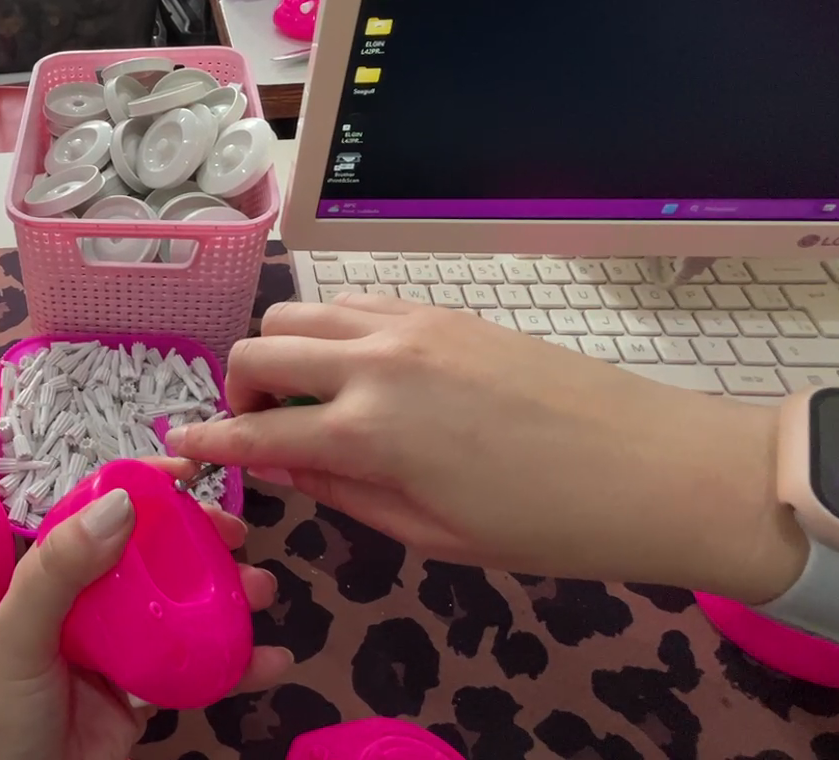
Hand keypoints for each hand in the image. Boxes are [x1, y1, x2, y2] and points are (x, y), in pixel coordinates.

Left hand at [0, 458, 292, 759]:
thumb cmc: (4, 709)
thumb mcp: (21, 632)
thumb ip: (62, 568)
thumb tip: (124, 502)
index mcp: (58, 571)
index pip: (103, 511)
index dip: (143, 484)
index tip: (189, 470)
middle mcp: (93, 598)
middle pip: (153, 553)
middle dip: (198, 536)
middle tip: (240, 533)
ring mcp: (123, 646)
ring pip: (182, 605)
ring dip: (226, 593)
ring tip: (265, 590)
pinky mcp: (146, 695)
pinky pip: (197, 669)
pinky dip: (235, 663)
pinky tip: (272, 661)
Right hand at [164, 295, 808, 603]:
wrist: (662, 468)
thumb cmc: (548, 526)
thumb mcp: (432, 534)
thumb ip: (339, 491)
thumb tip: (279, 464)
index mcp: (367, 434)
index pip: (256, 434)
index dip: (208, 442)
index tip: (176, 444)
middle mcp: (369, 364)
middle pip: (255, 353)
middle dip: (237, 391)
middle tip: (263, 425)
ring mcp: (400, 326)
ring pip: (292, 314)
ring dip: (277, 353)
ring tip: (307, 390)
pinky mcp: (431, 309)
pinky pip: (346, 304)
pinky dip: (325, 331)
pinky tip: (354, 362)